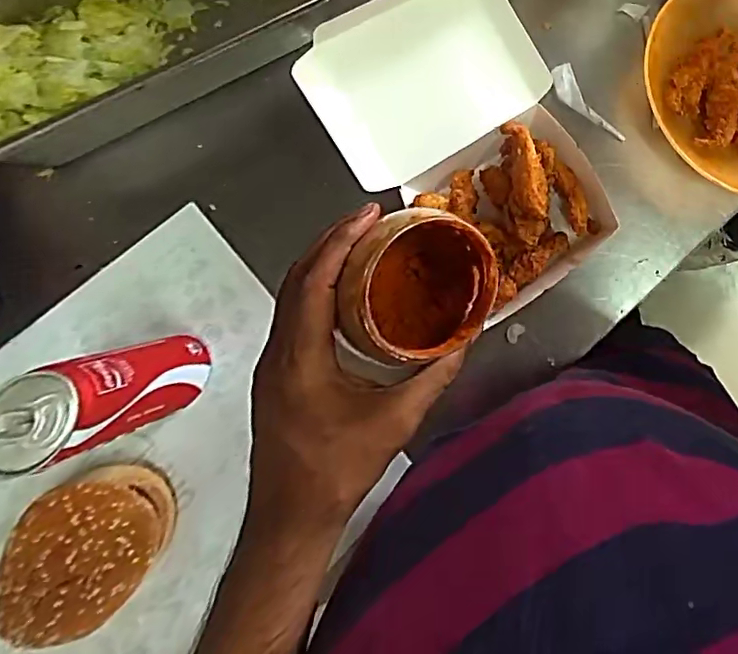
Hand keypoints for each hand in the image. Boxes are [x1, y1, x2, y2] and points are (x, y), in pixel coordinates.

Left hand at [248, 203, 465, 522]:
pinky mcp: (277, 374)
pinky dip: (318, 286)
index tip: (367, 216)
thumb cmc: (334, 474)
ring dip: (322, 262)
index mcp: (299, 358)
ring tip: (359, 242)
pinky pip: (294, 313)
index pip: (313, 282)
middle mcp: (279, 354)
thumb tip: (465, 341)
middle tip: (367, 219)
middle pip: (297, 278)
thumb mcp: (395, 422)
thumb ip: (433, 377)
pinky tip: (345, 288)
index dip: (340, 242)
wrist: (288, 521)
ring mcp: (273, 364)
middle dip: (331, 241)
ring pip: (291, 294)